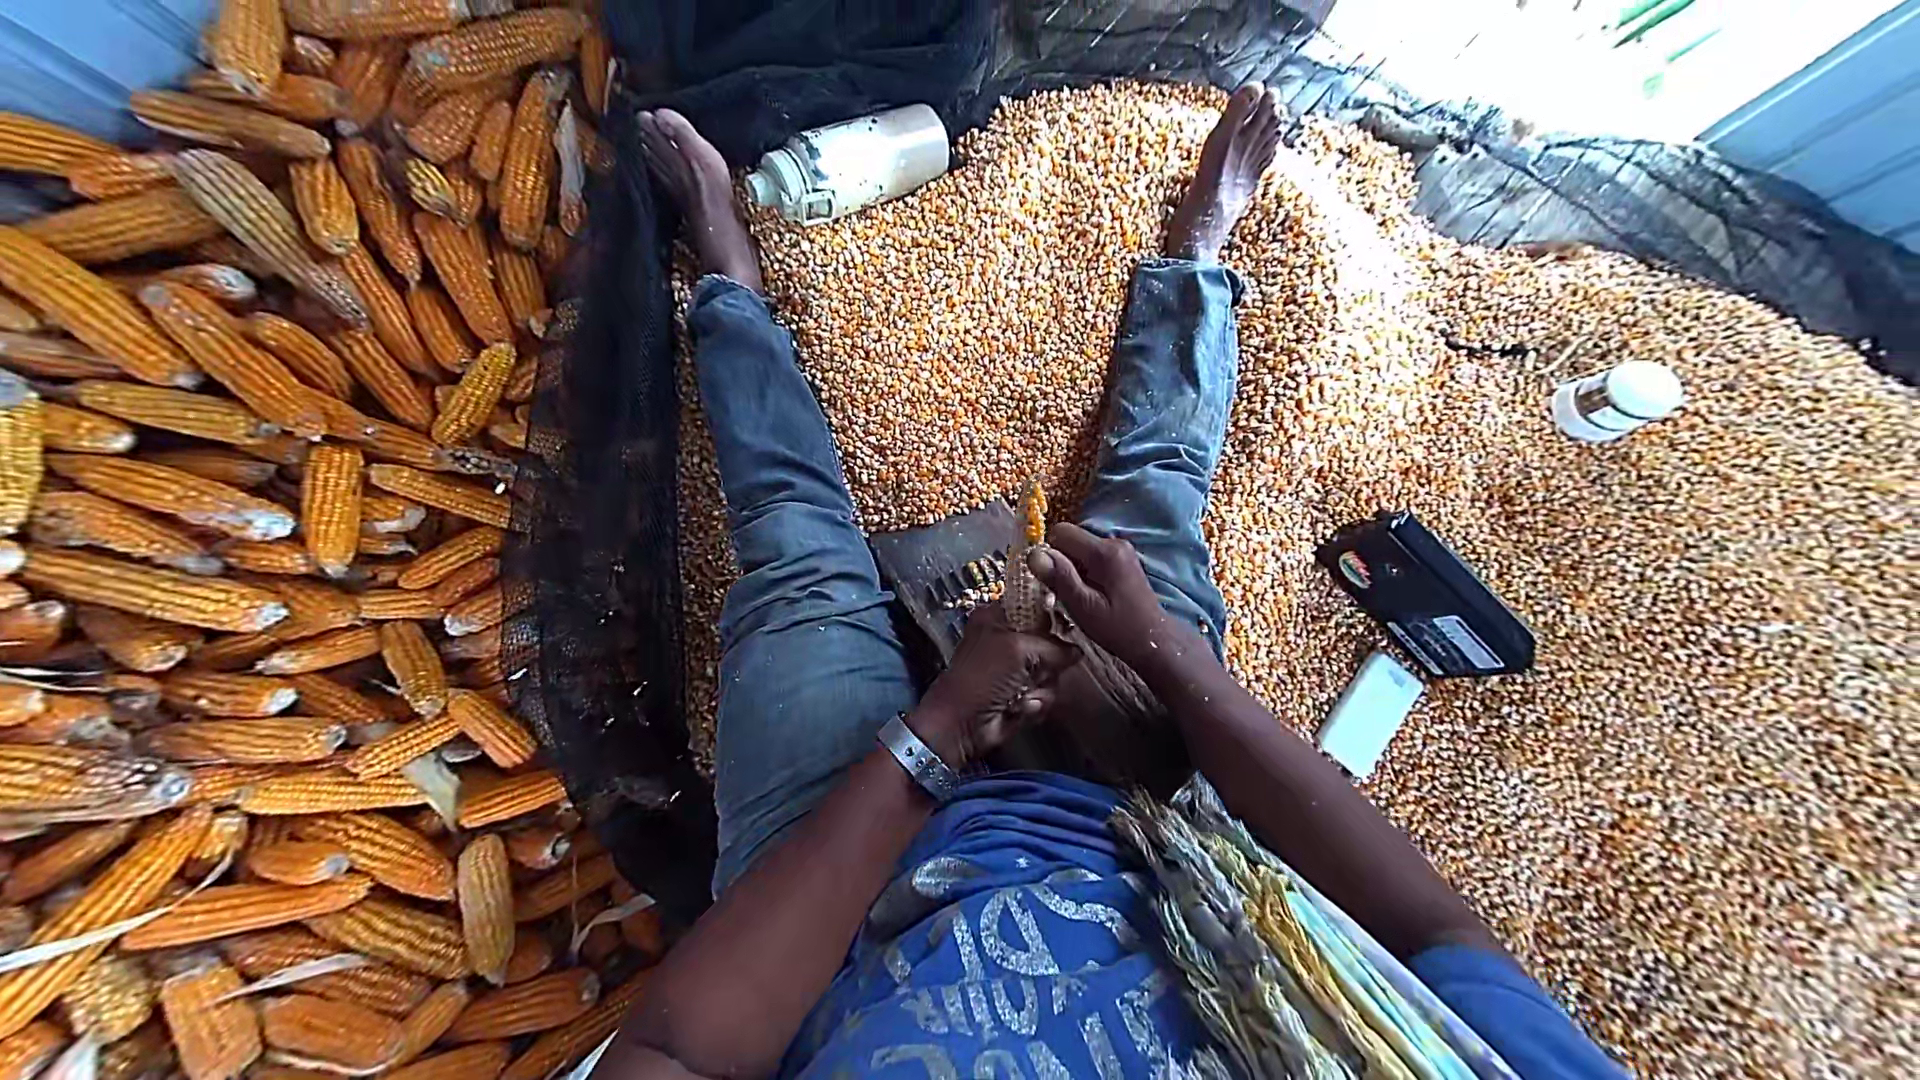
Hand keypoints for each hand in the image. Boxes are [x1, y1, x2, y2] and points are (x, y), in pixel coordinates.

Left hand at [911, 604, 1076, 766]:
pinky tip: (1022, 708)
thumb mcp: (1018, 649)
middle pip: (1050, 642)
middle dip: (1048, 661)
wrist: (962, 723)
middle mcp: (1008, 639)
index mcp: (997, 617)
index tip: (1064, 626)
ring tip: (1025, 694)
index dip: (1050, 616)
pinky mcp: (1022, 694)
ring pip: (1052, 671)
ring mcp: (1016, 669)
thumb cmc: (984, 675)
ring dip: (1041, 686)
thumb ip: (1054, 646)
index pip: (1033, 606)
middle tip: (1038, 669)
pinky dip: (1036, 703)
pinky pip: (1046, 693)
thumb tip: (1078, 651)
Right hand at [1027, 522, 1194, 673]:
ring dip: (1073, 568)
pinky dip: (1085, 570)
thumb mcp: (1083, 607)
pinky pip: (1091, 555)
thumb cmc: (1118, 628)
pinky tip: (1092, 593)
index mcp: (1104, 552)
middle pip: (1071, 539)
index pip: (1061, 532)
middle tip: (1068, 592)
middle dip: (1062, 561)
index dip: (1050, 553)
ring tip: (1081, 595)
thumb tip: (1032, 554)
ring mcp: (1120, 549)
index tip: (1053, 580)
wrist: (1154, 640)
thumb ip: (1059, 577)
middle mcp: (1114, 542)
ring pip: (1079, 547)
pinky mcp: (1122, 558)